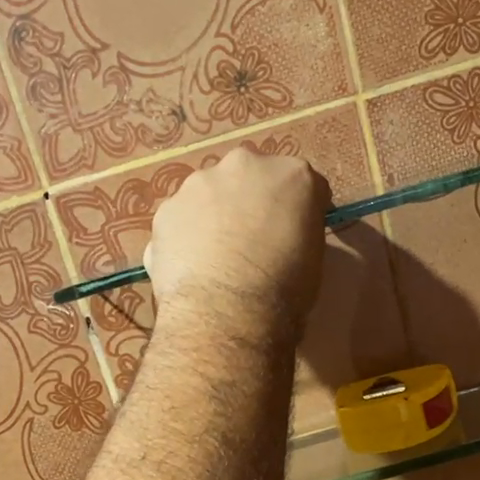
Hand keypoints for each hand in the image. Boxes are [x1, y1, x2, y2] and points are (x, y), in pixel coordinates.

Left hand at [143, 147, 330, 344]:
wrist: (226, 314)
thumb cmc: (283, 292)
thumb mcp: (313, 261)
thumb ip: (299, 232)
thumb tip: (284, 237)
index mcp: (292, 175)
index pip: (303, 187)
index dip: (297, 212)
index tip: (293, 234)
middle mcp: (245, 165)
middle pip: (249, 179)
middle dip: (250, 203)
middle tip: (250, 241)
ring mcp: (199, 183)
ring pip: (209, 195)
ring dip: (213, 216)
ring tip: (213, 257)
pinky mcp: (167, 208)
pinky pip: (180, 220)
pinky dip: (185, 237)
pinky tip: (190, 267)